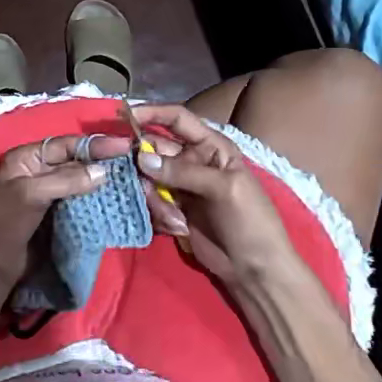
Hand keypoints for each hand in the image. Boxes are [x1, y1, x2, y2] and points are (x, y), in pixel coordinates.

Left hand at [0, 134, 132, 287]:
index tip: (123, 145)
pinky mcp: (55, 214)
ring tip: (131, 178)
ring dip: (102, 180)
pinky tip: (115, 197)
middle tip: (133, 161)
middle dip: (101, 160)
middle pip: (74, 160)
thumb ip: (67, 180)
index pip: (64, 145)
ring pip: (80, 180)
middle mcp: (36, 171)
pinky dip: (97, 198)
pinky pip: (80, 200)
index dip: (94, 144)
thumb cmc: (5, 223)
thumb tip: (103, 171)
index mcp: (25, 159)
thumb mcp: (31, 194)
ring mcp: (47, 194)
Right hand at [132, 104, 299, 285]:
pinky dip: (157, 213)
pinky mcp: (171, 209)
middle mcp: (192, 160)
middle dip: (139, 158)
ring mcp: (180, 186)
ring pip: (147, 177)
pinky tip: (176, 228)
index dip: (152, 112)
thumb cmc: (250, 221)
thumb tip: (141, 159)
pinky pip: (150, 202)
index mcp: (211, 146)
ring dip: (152, 196)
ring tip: (174, 216)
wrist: (255, 269)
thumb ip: (182, 171)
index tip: (125, 114)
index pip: (177, 118)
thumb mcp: (224, 189)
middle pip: (154, 148)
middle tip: (127, 171)